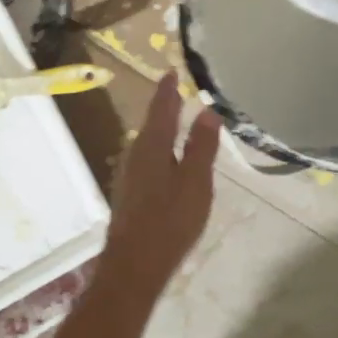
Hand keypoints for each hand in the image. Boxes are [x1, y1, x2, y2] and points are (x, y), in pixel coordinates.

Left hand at [97, 72, 218, 301]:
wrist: (133, 266)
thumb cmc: (169, 222)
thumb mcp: (195, 183)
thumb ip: (201, 147)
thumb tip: (207, 110)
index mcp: (152, 147)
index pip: (160, 109)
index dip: (167, 90)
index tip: (172, 71)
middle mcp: (136, 155)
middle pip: (152, 124)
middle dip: (164, 106)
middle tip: (176, 91)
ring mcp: (130, 176)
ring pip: (148, 142)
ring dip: (161, 128)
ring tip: (175, 119)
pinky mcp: (131, 194)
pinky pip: (147, 158)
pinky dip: (159, 148)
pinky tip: (167, 158)